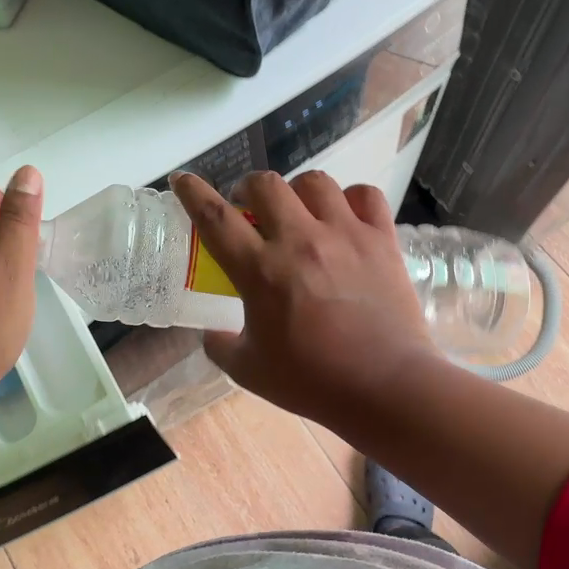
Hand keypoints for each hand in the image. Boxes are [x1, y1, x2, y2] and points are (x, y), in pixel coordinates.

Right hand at [171, 170, 443, 425]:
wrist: (386, 387)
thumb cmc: (312, 382)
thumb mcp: (249, 371)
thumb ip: (221, 346)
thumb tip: (211, 334)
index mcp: (260, 271)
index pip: (215, 218)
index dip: (192, 193)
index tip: (182, 180)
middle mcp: (300, 241)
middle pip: (265, 184)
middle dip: (247, 188)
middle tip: (248, 207)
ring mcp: (345, 235)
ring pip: (314, 181)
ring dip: (297, 191)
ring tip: (298, 210)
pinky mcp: (382, 239)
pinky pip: (365, 195)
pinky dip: (351, 199)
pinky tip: (344, 216)